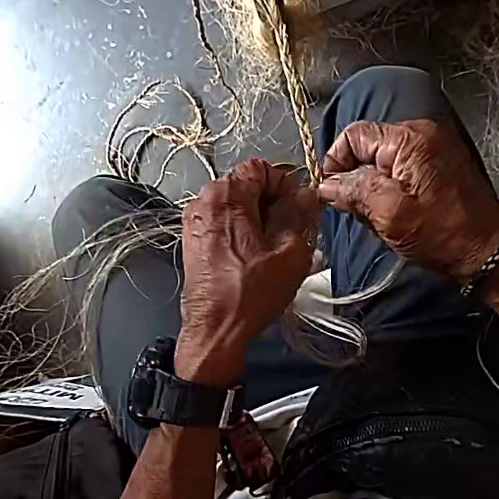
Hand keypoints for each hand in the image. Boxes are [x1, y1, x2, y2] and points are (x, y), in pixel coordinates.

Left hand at [177, 159, 319, 386]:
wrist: (215, 330)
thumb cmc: (249, 295)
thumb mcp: (291, 252)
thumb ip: (300, 214)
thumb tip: (304, 196)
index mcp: (225, 195)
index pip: (260, 168)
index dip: (284, 184)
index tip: (297, 207)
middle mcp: (203, 203)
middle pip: (246, 186)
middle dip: (272, 205)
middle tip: (290, 233)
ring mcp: (195, 224)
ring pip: (235, 207)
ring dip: (258, 222)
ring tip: (274, 251)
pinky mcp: (193, 244)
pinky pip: (223, 225)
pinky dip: (242, 235)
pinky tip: (256, 260)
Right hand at [316, 118, 498, 281]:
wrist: (486, 255)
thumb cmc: (441, 235)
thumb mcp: (389, 213)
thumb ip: (353, 190)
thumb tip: (325, 184)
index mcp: (409, 139)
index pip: (353, 136)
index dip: (334, 163)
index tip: (330, 194)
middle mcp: (422, 135)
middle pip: (366, 148)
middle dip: (354, 180)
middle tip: (361, 212)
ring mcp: (432, 150)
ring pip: (379, 163)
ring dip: (371, 191)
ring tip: (381, 218)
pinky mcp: (436, 167)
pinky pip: (397, 173)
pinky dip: (387, 193)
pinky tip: (394, 215)